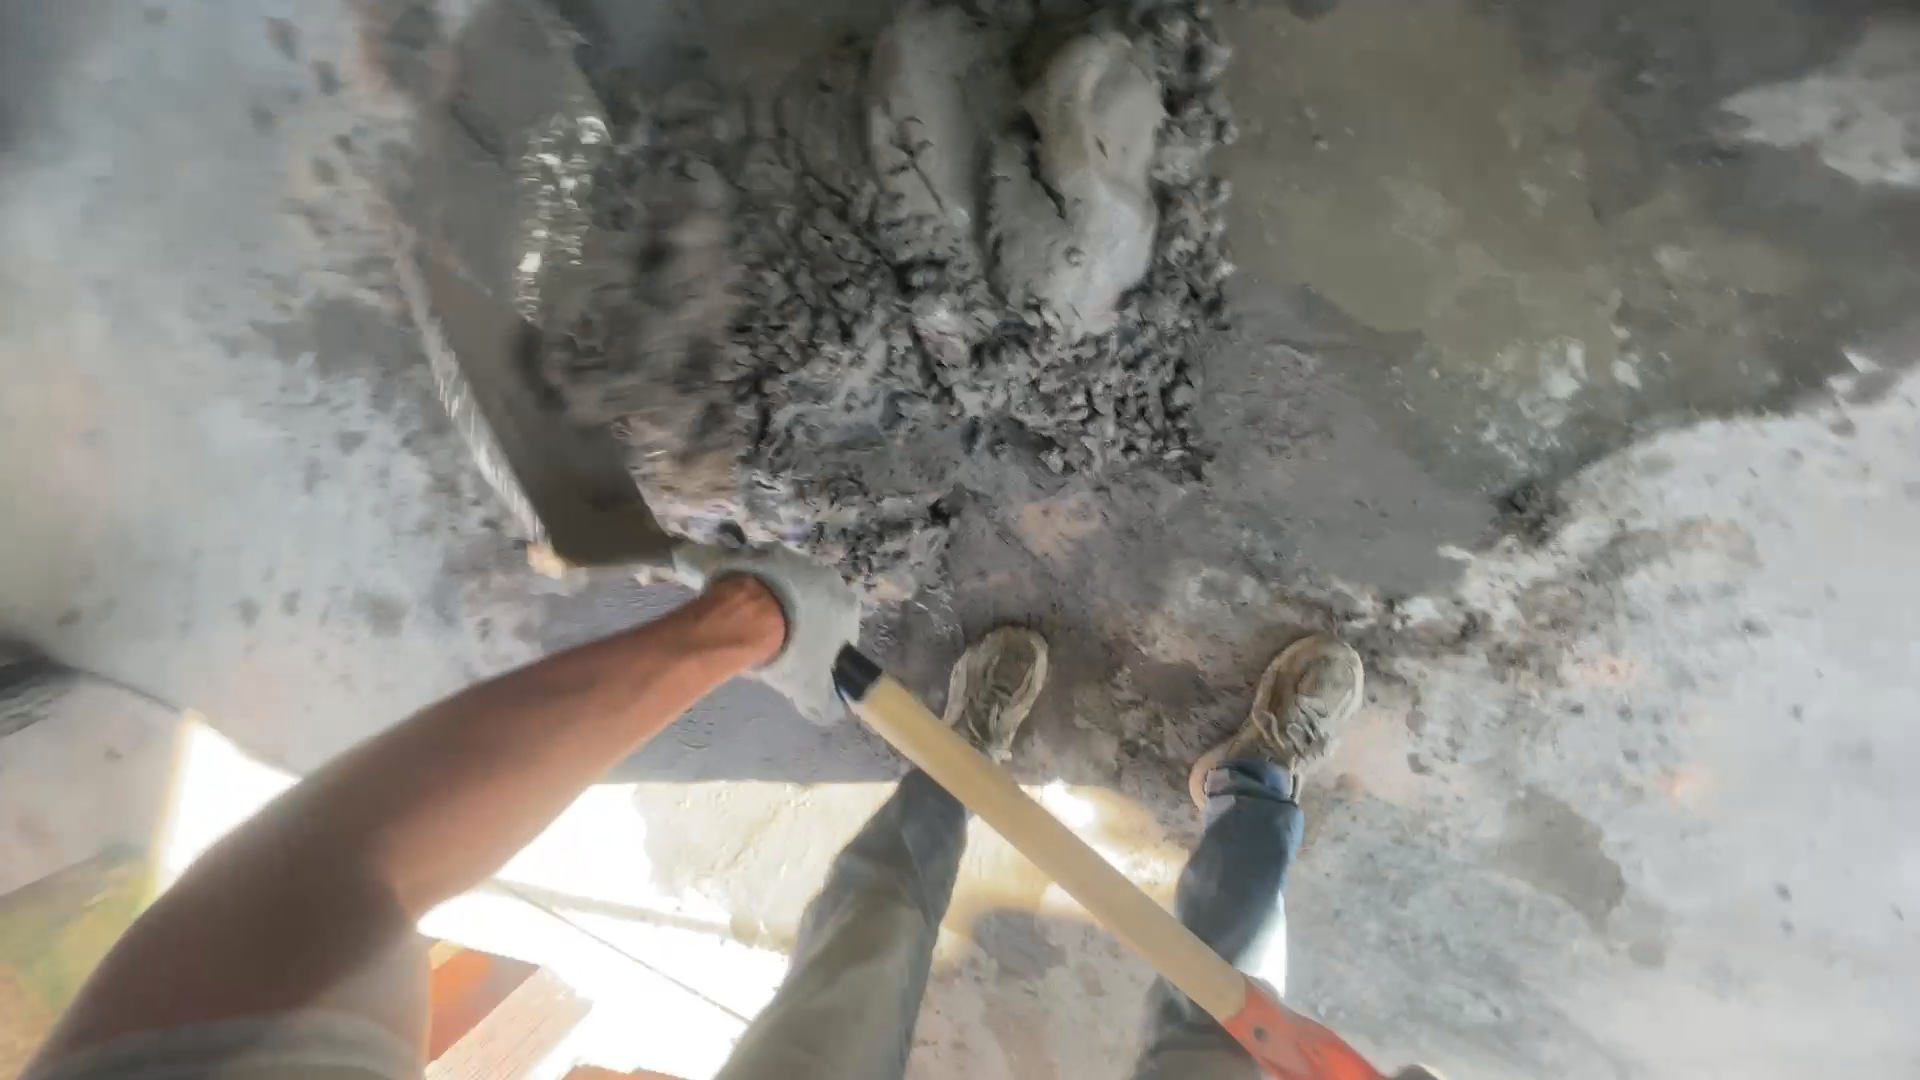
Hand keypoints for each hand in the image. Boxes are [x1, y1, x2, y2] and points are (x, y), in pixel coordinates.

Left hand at [673, 541, 861, 722]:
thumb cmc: (790, 652)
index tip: (804, 655)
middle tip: (780, 637)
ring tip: (757, 619)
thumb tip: (834, 714)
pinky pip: (766, 569)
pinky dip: (758, 581)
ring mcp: (800, 561)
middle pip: (818, 603)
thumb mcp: (810, 688)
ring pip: (793, 584)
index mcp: (847, 608)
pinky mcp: (769, 551)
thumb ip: (826, 703)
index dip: (823, 643)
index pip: (841, 628)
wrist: (751, 617)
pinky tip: (743, 600)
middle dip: (804, 617)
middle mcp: (830, 579)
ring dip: (781, 597)